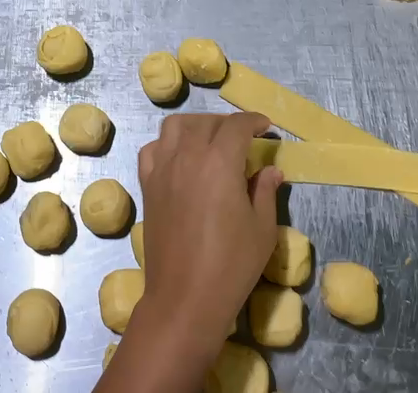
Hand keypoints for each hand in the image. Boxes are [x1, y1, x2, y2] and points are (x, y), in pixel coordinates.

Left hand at [135, 112, 284, 342]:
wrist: (185, 297)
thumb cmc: (231, 265)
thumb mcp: (262, 229)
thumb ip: (265, 192)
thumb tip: (270, 170)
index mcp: (219, 162)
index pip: (236, 126)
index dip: (253, 121)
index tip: (266, 126)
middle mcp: (187, 156)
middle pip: (206, 123)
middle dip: (227, 123)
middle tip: (243, 137)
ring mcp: (162, 168)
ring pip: (174, 126)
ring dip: (195, 125)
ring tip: (211, 139)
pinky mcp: (147, 184)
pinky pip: (153, 149)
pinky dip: (167, 143)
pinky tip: (180, 157)